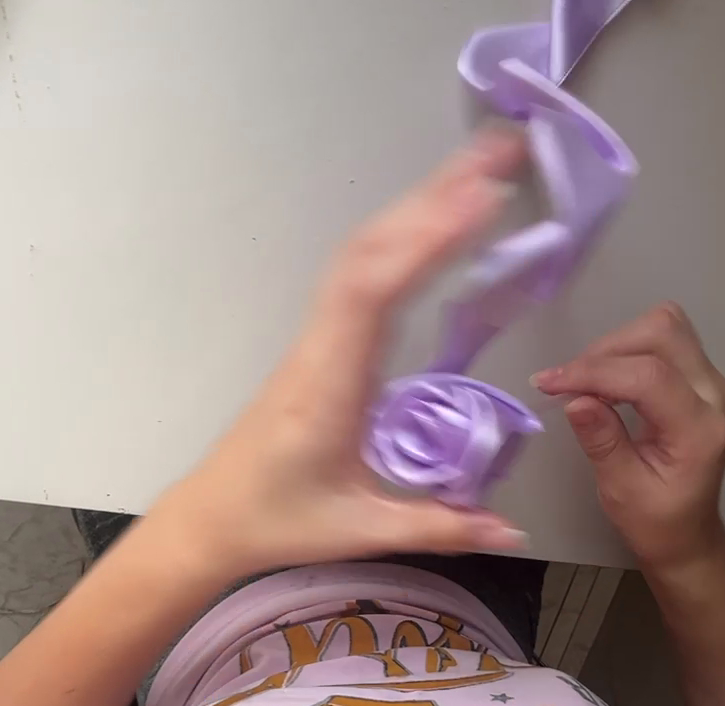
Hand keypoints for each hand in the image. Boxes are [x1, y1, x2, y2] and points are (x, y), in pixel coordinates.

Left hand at [148, 131, 530, 579]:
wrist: (212, 517)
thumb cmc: (277, 521)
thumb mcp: (361, 529)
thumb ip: (438, 527)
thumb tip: (512, 533)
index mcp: (328, 386)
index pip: (372, 294)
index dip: (425, 242)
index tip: (482, 200)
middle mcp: (320, 348)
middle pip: (369, 253)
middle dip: (433, 196)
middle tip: (499, 151)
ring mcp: (316, 341)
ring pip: (361, 257)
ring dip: (415, 208)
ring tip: (478, 171)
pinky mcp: (319, 345)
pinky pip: (356, 277)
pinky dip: (397, 241)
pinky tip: (430, 227)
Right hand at [533, 304, 724, 577]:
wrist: (687, 535)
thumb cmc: (654, 521)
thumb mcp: (621, 489)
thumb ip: (602, 441)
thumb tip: (574, 400)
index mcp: (699, 429)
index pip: (648, 376)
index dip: (594, 372)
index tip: (548, 383)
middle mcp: (715, 394)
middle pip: (662, 333)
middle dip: (605, 351)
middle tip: (567, 383)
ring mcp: (711, 382)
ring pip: (664, 328)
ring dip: (615, 346)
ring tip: (584, 382)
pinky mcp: (699, 378)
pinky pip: (664, 342)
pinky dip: (626, 351)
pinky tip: (603, 382)